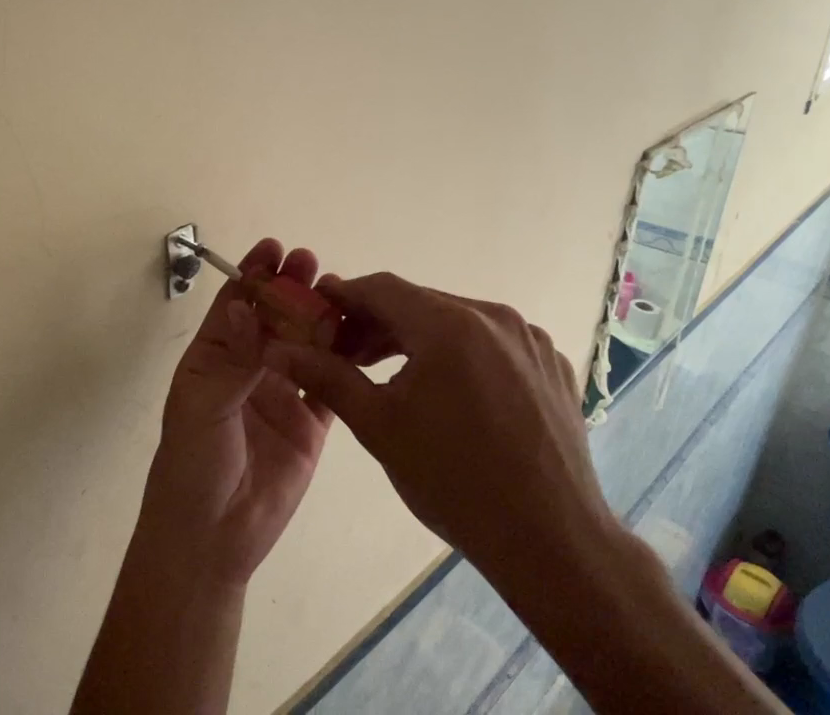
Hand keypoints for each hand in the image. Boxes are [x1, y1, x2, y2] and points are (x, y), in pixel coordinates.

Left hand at [136, 239, 333, 585]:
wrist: (212, 536)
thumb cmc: (192, 464)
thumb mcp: (204, 404)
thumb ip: (234, 358)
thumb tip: (243, 304)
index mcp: (213, 359)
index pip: (235, 306)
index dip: (253, 276)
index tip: (274, 248)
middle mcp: (248, 369)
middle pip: (275, 320)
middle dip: (291, 289)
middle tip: (312, 262)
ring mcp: (281, 395)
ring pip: (306, 346)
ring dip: (321, 318)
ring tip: (342, 291)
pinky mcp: (310, 426)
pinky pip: (330, 385)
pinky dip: (344, 361)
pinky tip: (362, 337)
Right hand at [270, 272, 607, 567]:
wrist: (551, 540)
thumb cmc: (453, 480)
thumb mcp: (377, 426)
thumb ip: (326, 377)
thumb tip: (278, 350)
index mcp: (450, 324)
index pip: (381, 288)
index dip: (342, 297)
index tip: (314, 314)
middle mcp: (496, 318)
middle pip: (419, 304)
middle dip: (376, 323)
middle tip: (343, 354)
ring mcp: (531, 341)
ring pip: (457, 323)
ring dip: (416, 340)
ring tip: (389, 376)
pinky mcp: (552, 368)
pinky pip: (492, 345)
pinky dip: (459, 356)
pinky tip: (448, 397)